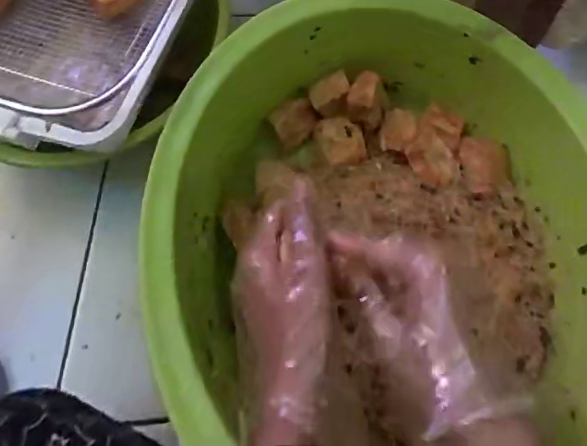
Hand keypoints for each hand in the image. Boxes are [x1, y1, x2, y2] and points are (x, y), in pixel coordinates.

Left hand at [234, 176, 328, 444]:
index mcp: (254, 256)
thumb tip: (298, 181)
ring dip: (307, 257)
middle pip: (277, 236)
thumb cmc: (299, 334)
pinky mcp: (267, 322)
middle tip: (338, 235)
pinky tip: (326, 290)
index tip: (329, 206)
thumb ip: (302, 230)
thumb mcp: (307, 275)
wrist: (289, 404)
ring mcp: (254, 300)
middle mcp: (247, 273)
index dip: (299, 204)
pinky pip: (287, 286)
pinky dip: (306, 281)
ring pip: (283, 262)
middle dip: (305, 231)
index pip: (274, 211)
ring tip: (338, 258)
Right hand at [327, 232, 530, 442]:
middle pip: (389, 253)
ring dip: (369, 274)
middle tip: (325, 261)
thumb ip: (361, 293)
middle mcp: (435, 269)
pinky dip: (383, 290)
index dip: (348, 244)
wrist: (473, 420)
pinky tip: (363, 300)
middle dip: (358, 256)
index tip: (320, 242)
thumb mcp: (385, 336)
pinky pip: (405, 287)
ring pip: (397, 271)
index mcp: (423, 267)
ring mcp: (441, 289)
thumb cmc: (426, 374)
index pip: (379, 246)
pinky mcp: (441, 310)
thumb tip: (336, 262)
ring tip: (337, 279)